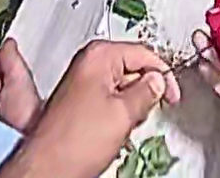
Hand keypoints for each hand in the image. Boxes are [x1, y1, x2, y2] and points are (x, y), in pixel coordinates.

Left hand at [0, 41, 179, 177]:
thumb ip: (147, 92)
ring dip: (131, 105)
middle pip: (132, 67)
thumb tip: (157, 81)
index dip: (163, 74)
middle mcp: (89, 61)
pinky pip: (108, 98)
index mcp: (100, 55)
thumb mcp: (124, 114)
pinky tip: (113, 132)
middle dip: (144, 91)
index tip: (173, 94)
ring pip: (121, 85)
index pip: (143, 53)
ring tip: (125, 127)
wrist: (46, 170)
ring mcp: (82, 80)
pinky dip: (117, 113)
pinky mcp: (78, 100)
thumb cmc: (77, 141)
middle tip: (147, 112)